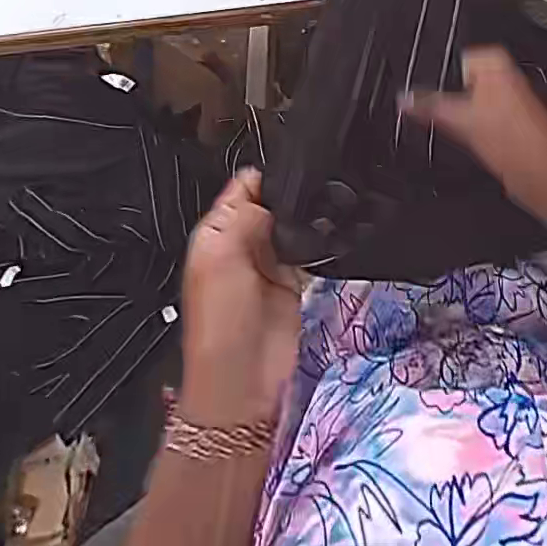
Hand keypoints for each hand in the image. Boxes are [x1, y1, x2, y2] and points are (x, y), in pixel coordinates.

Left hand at [178, 170, 303, 426]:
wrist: (244, 379)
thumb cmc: (221, 322)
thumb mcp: (222, 259)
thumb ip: (244, 217)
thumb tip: (273, 194)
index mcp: (217, 232)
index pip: (244, 186)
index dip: (268, 175)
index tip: (297, 167)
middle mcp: (243, 241)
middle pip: (272, 200)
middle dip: (291, 192)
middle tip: (317, 185)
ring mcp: (270, 260)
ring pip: (292, 221)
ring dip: (306, 215)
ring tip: (325, 206)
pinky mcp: (293, 278)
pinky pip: (308, 247)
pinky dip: (318, 238)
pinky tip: (329, 231)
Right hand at [401, 46, 546, 215]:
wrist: (543, 175)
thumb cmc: (516, 141)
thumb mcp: (458, 119)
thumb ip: (427, 106)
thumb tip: (404, 99)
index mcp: (493, 61)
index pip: (450, 61)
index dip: (434, 82)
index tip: (423, 97)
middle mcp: (503, 75)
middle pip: (456, 85)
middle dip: (446, 101)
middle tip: (448, 120)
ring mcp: (505, 99)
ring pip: (465, 106)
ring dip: (458, 119)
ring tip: (468, 134)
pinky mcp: (506, 122)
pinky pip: (476, 122)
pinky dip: (470, 131)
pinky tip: (476, 143)